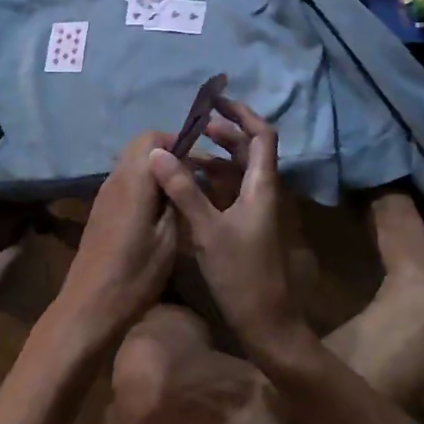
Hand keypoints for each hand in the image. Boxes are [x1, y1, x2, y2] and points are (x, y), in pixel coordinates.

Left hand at [53, 133, 179, 342]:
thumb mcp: (168, 239)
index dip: (178, 141)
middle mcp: (114, 180)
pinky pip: (125, 181)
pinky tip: (161, 208)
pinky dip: (144, 182)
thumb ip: (176, 199)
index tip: (201, 161)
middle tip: (194, 174)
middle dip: (168, 152)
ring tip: (181, 191)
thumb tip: (185, 173)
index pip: (152, 137)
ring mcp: (104, 195)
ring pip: (131, 163)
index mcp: (133, 181)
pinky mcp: (101, 211)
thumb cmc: (135, 276)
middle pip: (140, 146)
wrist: (89, 308)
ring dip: (155, 167)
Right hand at [147, 98, 304, 348]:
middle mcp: (263, 191)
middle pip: (249, 150)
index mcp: (263, 185)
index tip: (216, 101)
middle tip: (194, 125)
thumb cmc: (242, 274)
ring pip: (237, 172)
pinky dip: (210, 183)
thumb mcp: (208, 231)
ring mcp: (255, 210)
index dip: (242, 114)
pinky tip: (186, 184)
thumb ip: (184, 190)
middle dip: (225, 134)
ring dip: (214, 159)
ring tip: (183, 152)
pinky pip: (229, 193)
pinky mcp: (246, 227)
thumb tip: (158, 152)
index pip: (262, 135)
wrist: (266, 322)